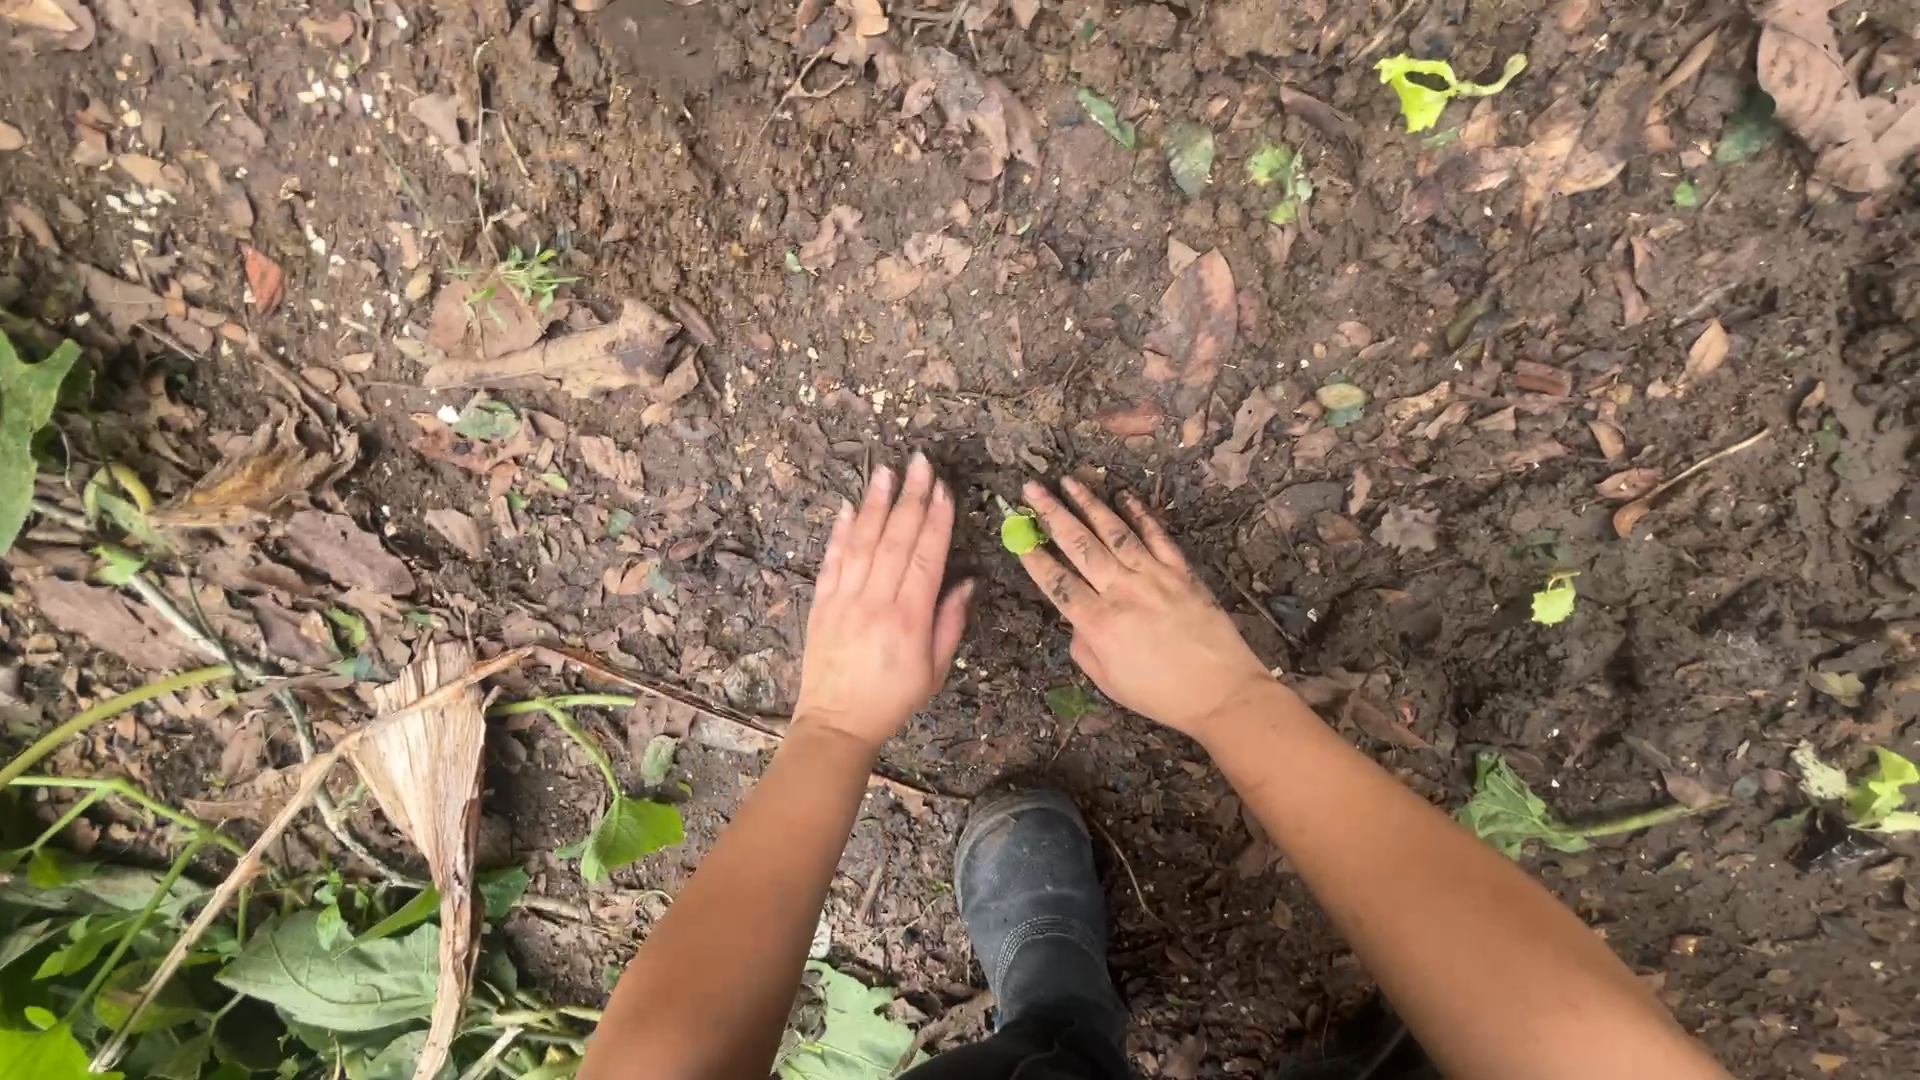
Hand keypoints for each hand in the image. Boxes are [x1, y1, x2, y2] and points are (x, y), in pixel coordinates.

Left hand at [793, 454, 973, 749]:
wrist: (836, 723)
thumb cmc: (892, 699)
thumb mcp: (935, 670)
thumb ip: (950, 623)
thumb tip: (965, 582)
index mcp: (908, 620)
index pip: (926, 558)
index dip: (936, 520)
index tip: (944, 489)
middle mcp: (875, 602)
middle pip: (895, 540)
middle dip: (911, 498)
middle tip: (921, 463)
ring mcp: (844, 600)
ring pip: (861, 542)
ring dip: (875, 503)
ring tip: (885, 471)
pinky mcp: (821, 603)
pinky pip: (831, 561)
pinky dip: (839, 532)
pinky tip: (847, 506)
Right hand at [1015, 478, 1273, 738]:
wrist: (1222, 693)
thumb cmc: (1160, 694)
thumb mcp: (1108, 681)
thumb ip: (1083, 646)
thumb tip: (1076, 619)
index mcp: (1099, 624)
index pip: (1057, 582)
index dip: (1034, 557)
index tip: (1017, 534)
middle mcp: (1122, 592)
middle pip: (1079, 546)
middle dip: (1052, 514)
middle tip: (1032, 489)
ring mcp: (1154, 577)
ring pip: (1114, 532)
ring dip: (1089, 504)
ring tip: (1069, 481)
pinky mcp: (1181, 572)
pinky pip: (1156, 536)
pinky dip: (1139, 514)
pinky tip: (1123, 496)